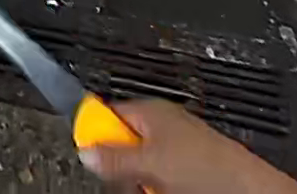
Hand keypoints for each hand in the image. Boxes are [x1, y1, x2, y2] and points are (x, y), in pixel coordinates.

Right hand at [77, 100, 296, 193]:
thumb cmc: (212, 171)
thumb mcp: (152, 164)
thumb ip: (116, 157)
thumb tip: (85, 151)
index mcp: (151, 111)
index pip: (110, 115)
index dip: (101, 136)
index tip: (95, 158)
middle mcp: (165, 128)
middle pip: (128, 148)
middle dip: (129, 172)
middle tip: (138, 186)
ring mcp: (183, 153)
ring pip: (149, 172)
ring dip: (149, 186)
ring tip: (159, 192)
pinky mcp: (197, 177)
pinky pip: (168, 183)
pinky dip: (166, 190)